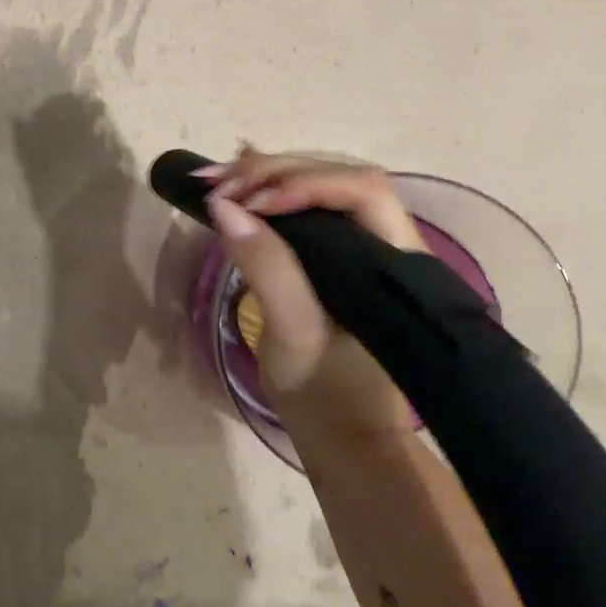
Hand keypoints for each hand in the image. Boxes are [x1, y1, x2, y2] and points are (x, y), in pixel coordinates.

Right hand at [198, 149, 425, 433]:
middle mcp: (385, 242)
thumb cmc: (328, 390)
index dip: (300, 183)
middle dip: (272, 172)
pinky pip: (303, 209)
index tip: (244, 203)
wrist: (346, 434)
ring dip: (263, 178)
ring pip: (318, 187)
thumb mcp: (294, 333)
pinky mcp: (333, 259)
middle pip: (335, 178)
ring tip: (211, 184)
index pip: (359, 191)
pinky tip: (232, 192)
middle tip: (212, 186)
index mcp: (394, 259)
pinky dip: (264, 194)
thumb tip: (225, 207)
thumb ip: (268, 268)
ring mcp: (359, 249)